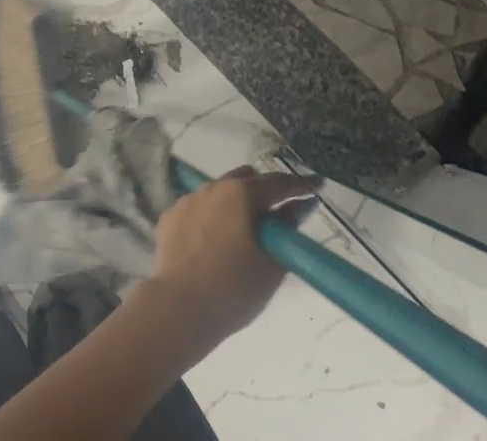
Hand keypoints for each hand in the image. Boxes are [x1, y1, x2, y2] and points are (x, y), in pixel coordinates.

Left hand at [142, 166, 321, 346]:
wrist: (180, 306)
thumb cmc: (235, 287)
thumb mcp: (272, 262)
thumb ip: (286, 228)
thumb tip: (297, 207)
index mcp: (240, 194)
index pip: (277, 184)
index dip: (300, 185)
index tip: (317, 185)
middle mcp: (211, 188)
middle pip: (244, 180)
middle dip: (264, 190)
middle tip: (279, 210)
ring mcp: (186, 201)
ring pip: (217, 192)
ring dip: (235, 203)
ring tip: (245, 227)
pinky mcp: (169, 218)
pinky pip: (197, 209)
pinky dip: (211, 217)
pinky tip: (214, 240)